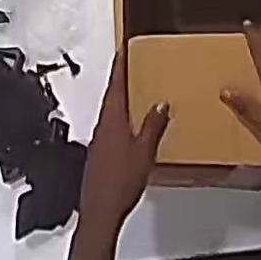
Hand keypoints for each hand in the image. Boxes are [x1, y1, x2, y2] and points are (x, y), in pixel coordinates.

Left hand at [77, 46, 168, 241]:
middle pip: (112, 95)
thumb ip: (153, 126)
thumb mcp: (144, 151)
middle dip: (121, 79)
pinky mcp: (100, 151)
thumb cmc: (120, 181)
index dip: (119, 67)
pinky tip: (130, 125)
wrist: (100, 209)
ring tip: (134, 91)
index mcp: (112, 119)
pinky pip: (111, 125)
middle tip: (130, 65)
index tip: (122, 50)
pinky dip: (120, 116)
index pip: (116, 85)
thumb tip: (160, 104)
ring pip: (111, 110)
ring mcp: (100, 138)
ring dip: (121, 98)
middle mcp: (103, 125)